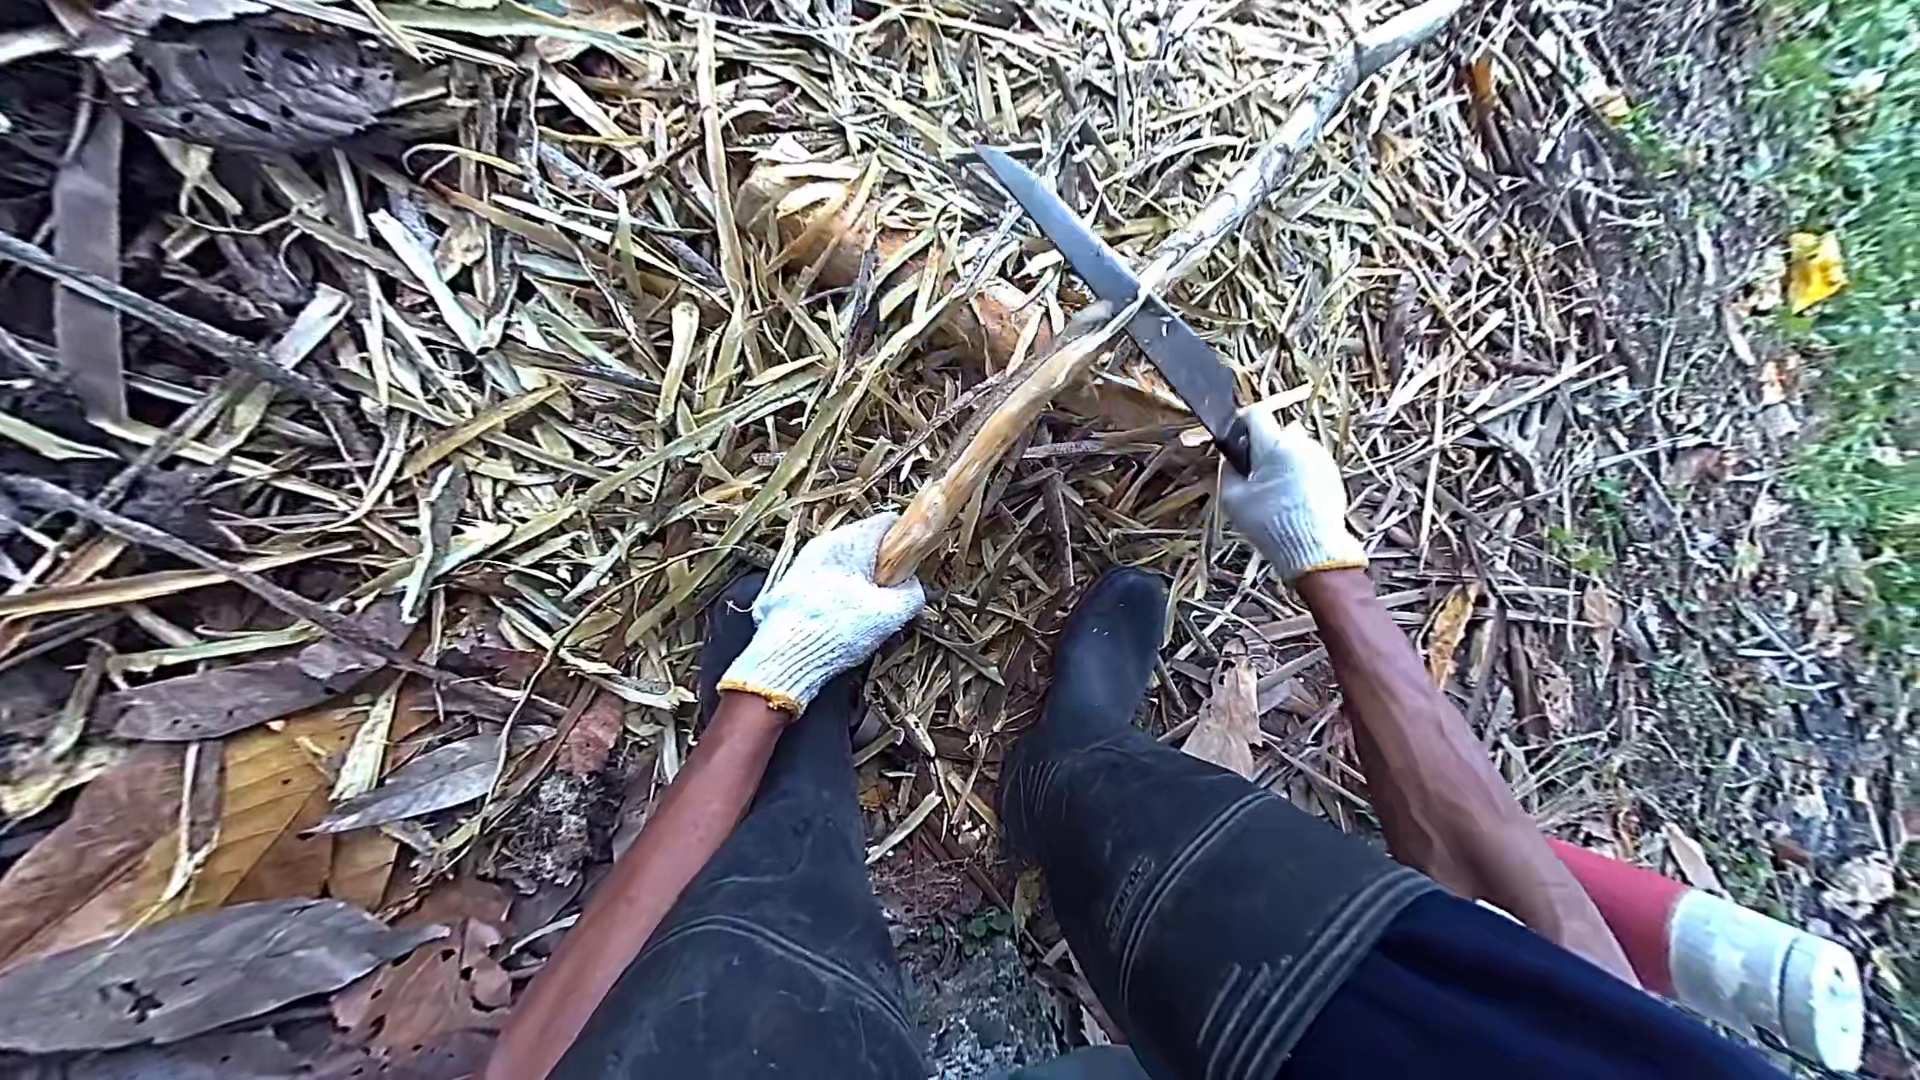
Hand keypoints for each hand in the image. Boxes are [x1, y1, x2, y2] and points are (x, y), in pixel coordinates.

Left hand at [718, 512, 924, 712]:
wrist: (784, 658)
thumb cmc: (840, 629)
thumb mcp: (891, 614)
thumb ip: (911, 593)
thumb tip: (912, 585)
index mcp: (850, 540)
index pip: (889, 522)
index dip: (905, 541)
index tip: (909, 566)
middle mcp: (823, 543)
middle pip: (864, 543)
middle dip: (880, 566)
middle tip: (887, 597)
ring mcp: (801, 563)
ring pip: (841, 563)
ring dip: (856, 582)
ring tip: (861, 614)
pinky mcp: (786, 585)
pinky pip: (821, 580)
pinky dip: (833, 593)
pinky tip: (835, 621)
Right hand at [1219, 410, 1366, 581]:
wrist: (1313, 550)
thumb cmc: (1267, 523)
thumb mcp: (1232, 498)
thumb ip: (1227, 470)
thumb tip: (1228, 456)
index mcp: (1276, 446)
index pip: (1256, 414)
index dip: (1240, 423)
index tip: (1233, 439)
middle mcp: (1302, 444)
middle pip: (1275, 432)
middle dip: (1260, 447)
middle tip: (1250, 475)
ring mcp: (1321, 458)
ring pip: (1292, 447)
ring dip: (1279, 459)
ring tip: (1270, 490)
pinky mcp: (1332, 472)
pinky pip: (1307, 462)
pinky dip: (1295, 472)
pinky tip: (1289, 498)